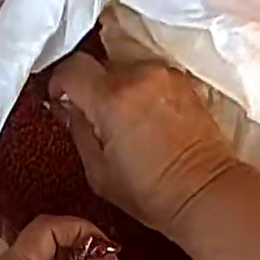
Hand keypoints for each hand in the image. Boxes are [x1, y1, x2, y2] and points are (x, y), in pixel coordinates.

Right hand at [48, 54, 242, 237]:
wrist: (202, 192)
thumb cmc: (148, 193)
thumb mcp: (99, 173)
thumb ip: (79, 133)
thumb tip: (68, 110)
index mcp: (112, 99)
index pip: (73, 68)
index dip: (59, 82)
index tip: (58, 98)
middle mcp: (138, 75)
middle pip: (101, 66)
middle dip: (90, 89)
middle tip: (91, 120)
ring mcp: (164, 74)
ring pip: (126, 70)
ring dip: (117, 91)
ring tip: (121, 124)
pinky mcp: (183, 81)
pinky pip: (149, 77)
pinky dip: (139, 93)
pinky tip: (144, 122)